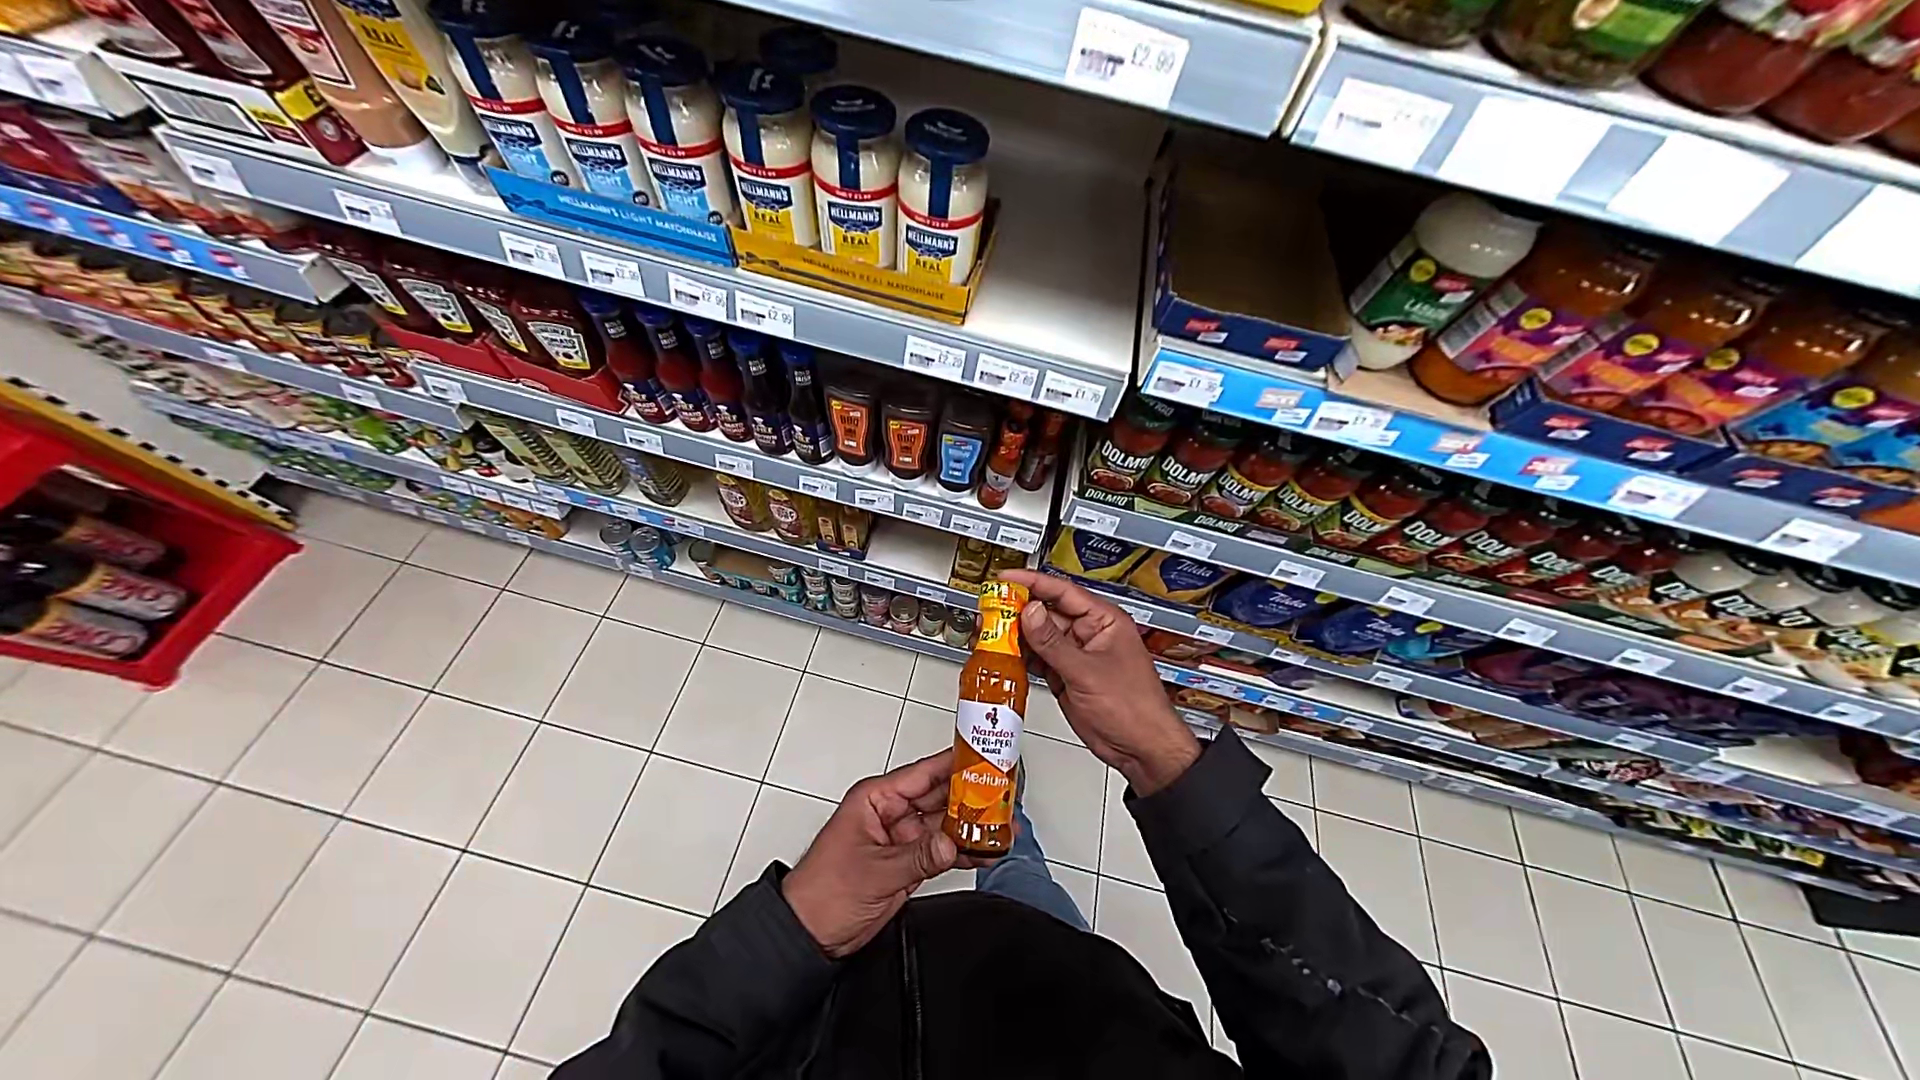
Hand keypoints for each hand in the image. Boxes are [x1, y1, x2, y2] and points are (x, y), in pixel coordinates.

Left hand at [781, 750, 995, 957]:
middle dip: (971, 796)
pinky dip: (963, 851)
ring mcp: (901, 837)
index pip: (923, 773)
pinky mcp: (907, 861)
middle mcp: (891, 813)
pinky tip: (985, 851)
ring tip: (1002, 826)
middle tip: (1003, 795)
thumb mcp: (875, 871)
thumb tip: (951, 842)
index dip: (954, 764)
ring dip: (971, 826)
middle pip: (939, 796)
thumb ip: (918, 856)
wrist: (809, 935)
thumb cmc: (822, 892)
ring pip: (944, 823)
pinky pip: (941, 850)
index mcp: (876, 799)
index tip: (983, 758)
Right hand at [998, 570, 1199, 795]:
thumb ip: (1053, 642)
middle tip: (992, 610)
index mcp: (1104, 621)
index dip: (1033, 583)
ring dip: (1018, 636)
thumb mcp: (1087, 672)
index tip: (1007, 579)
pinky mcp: (1066, 676)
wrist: (1141, 749)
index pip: (1063, 592)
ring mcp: (1076, 656)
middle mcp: (1089, 634)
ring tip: (993, 633)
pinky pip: (1040, 659)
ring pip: (1040, 637)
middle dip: (1019, 612)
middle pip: (1047, 613)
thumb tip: (1030, 613)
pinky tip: (1008, 657)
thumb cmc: (1135, 709)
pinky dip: (1023, 658)